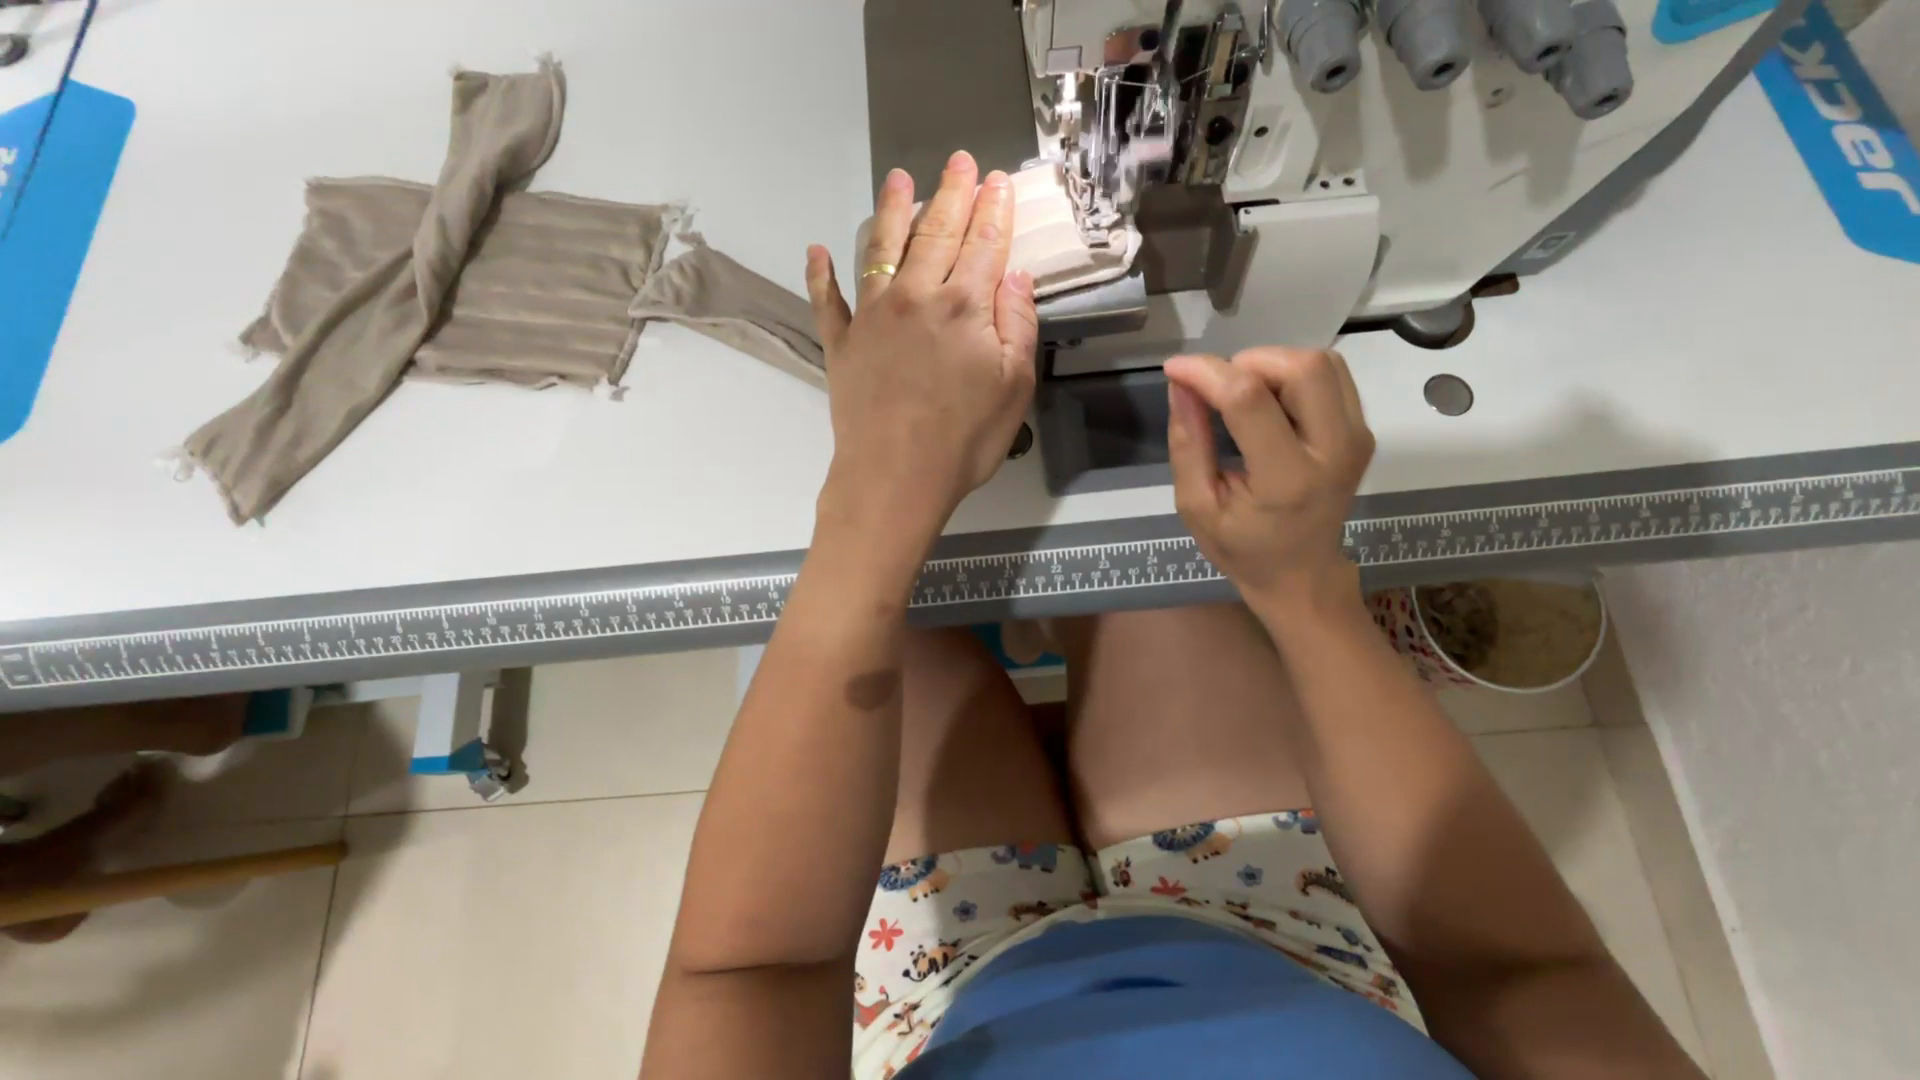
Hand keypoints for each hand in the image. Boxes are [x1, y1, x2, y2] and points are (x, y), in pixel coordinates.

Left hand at [803, 151, 1038, 546]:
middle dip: (951, 193)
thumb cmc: (964, 439)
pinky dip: (820, 274)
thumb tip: (1014, 276)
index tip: (997, 181)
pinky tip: (816, 250)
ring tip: (900, 179)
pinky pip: (826, 300)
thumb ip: (1017, 325)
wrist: (894, 478)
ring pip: (882, 250)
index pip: (984, 244)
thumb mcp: (1015, 387)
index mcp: (965, 306)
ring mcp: (872, 317)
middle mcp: (916, 296)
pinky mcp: (841, 343)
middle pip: (937, 233)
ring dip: (892, 211)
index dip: (993, 210)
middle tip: (958, 161)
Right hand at [1163, 348, 1373, 611]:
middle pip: (1302, 368)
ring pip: (1321, 363)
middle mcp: (1333, 452)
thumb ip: (1188, 444)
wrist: (1301, 574)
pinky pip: (1332, 376)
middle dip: (1248, 362)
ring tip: (1243, 394)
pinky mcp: (1362, 431)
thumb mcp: (1197, 506)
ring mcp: (1356, 438)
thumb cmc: (1242, 547)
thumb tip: (1181, 384)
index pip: (1249, 400)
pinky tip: (1270, 400)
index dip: (1208, 373)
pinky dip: (1294, 373)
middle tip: (1219, 388)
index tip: (1176, 370)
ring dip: (1273, 364)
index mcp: (1286, 480)